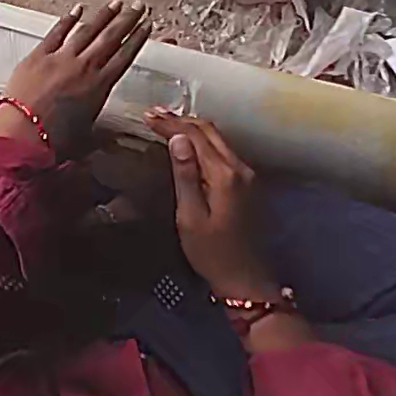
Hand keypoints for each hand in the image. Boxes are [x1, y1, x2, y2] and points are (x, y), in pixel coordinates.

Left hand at [0, 0, 150, 155]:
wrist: (22, 134)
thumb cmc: (54, 141)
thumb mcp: (87, 138)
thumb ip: (102, 134)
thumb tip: (115, 140)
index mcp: (99, 86)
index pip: (125, 56)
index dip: (138, 39)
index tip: (146, 26)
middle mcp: (84, 67)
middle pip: (111, 37)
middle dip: (127, 19)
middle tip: (138, 6)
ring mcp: (61, 58)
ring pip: (87, 30)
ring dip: (103, 15)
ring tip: (116, 4)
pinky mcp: (39, 55)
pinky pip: (57, 32)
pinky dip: (68, 19)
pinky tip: (78, 9)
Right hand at [145, 112, 275, 302]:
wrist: (246, 280)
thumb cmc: (211, 253)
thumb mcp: (190, 216)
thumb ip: (185, 175)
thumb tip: (177, 140)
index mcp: (225, 175)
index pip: (195, 136)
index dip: (170, 124)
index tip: (147, 117)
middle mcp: (240, 168)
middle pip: (209, 131)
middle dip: (180, 120)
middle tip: (153, 115)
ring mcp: (247, 175)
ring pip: (218, 138)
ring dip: (192, 127)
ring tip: (166, 122)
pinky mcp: (247, 183)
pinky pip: (222, 150)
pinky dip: (202, 140)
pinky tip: (187, 142)